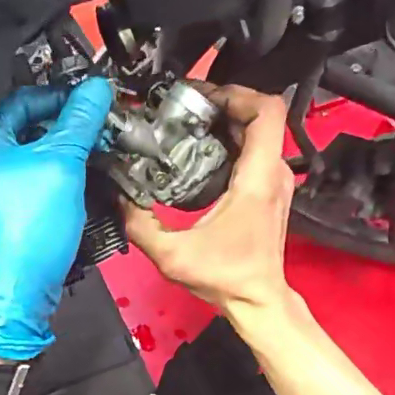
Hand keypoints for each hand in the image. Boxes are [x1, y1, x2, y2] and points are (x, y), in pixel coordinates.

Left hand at [0, 77, 113, 359]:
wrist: (16, 295)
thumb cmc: (25, 236)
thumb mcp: (61, 165)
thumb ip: (80, 121)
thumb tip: (95, 89)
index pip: (24, 100)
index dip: (63, 97)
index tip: (93, 100)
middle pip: (29, 128)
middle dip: (67, 128)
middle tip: (99, 128)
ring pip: (33, 155)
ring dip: (65, 152)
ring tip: (93, 153)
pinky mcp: (4, 211)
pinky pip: (33, 180)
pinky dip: (57, 175)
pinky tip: (79, 179)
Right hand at [121, 85, 297, 317]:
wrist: (258, 301)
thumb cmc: (225, 278)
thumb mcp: (171, 255)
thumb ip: (139, 224)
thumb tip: (118, 196)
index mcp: (257, 179)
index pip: (266, 110)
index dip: (236, 92)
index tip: (201, 98)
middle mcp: (273, 174)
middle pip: (259, 115)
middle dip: (222, 104)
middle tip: (185, 109)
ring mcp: (275, 182)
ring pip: (258, 132)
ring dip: (226, 122)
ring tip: (189, 125)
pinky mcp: (270, 191)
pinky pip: (255, 150)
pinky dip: (230, 142)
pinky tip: (200, 152)